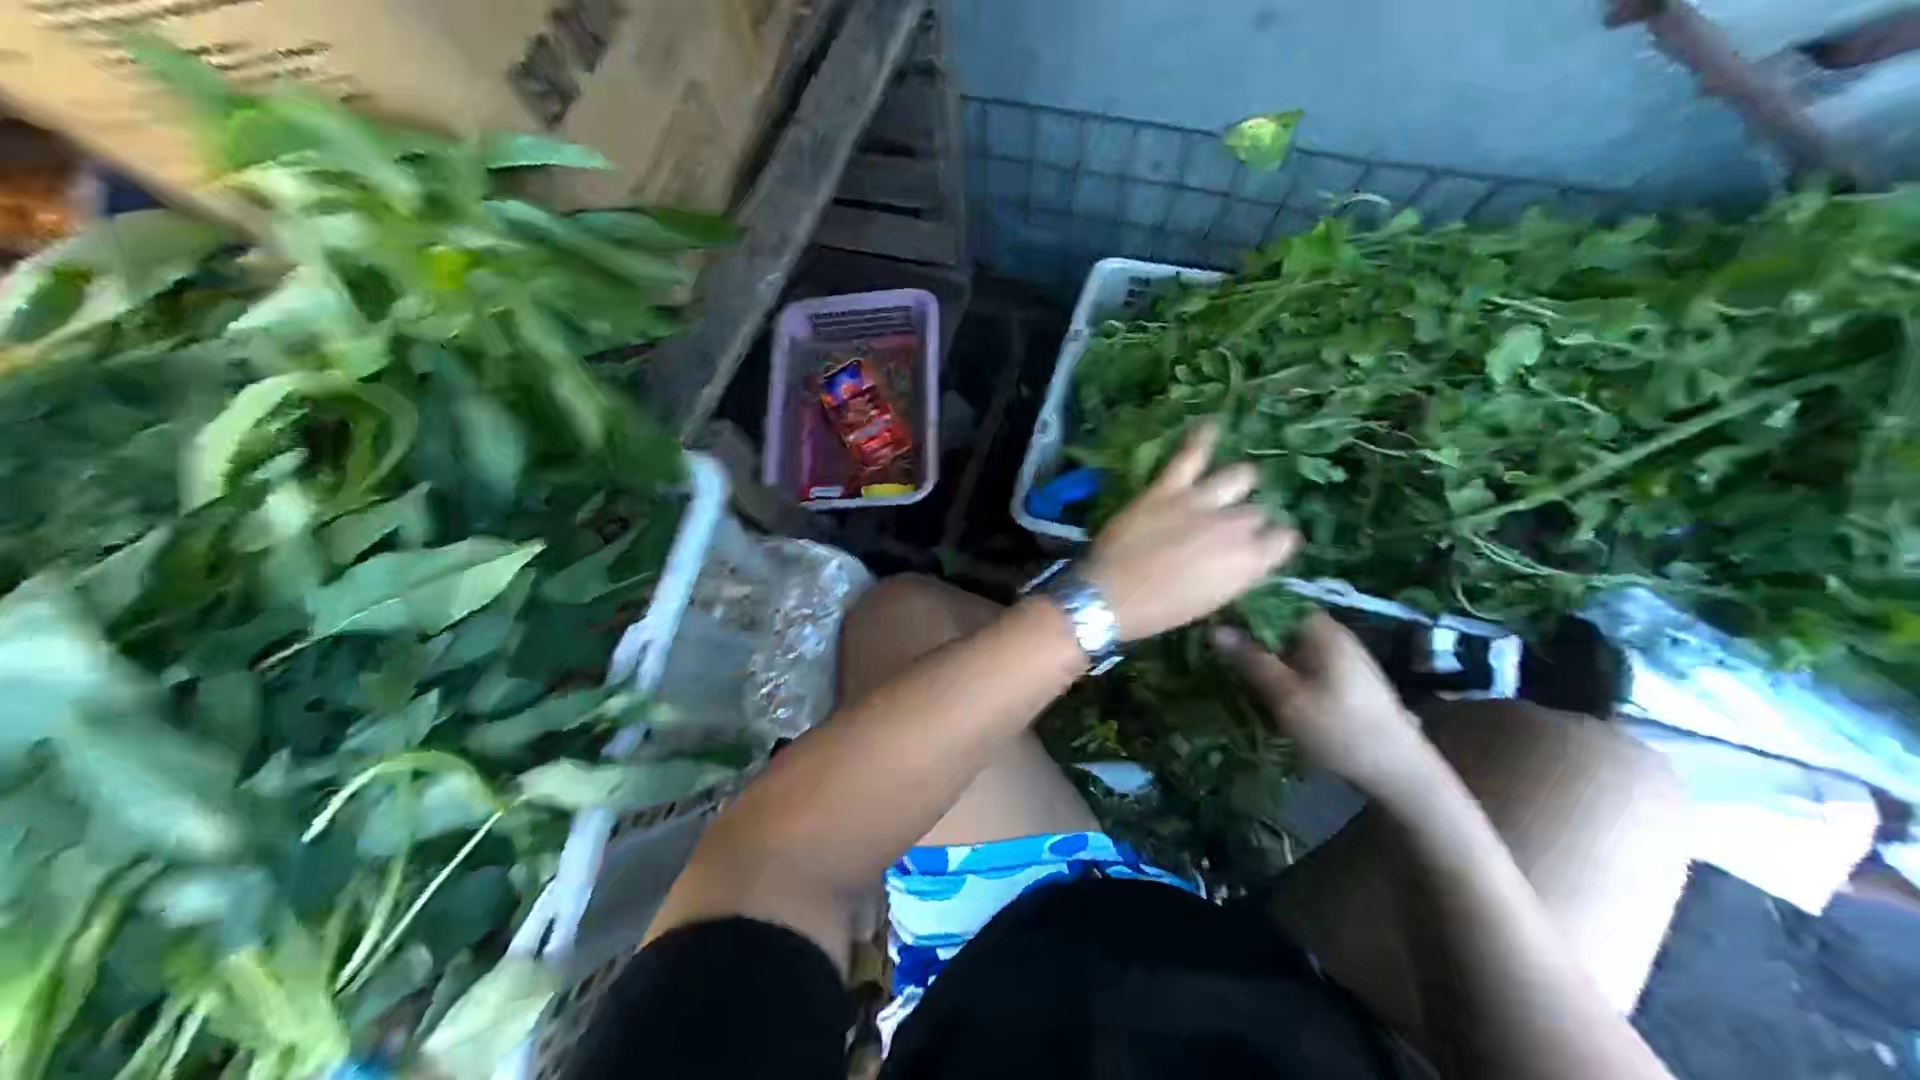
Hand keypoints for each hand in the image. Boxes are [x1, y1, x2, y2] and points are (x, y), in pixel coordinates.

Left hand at [1083, 421, 1298, 640]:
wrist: (1110, 597)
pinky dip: (1202, 438)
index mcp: (1249, 562)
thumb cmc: (1160, 611)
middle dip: (1248, 516)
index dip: (1274, 540)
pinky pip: (1190, 455)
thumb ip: (1235, 573)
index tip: (1263, 542)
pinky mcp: (1168, 488)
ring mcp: (1201, 502)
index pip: (1284, 539)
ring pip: (1238, 476)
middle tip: (1229, 524)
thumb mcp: (1212, 600)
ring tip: (1232, 483)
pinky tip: (1210, 425)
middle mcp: (1234, 527)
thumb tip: (1242, 559)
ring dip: (1237, 481)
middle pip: (1256, 510)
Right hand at [1212, 612, 1435, 794]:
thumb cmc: (1340, 730)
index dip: (1241, 610)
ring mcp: (1344, 659)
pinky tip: (1268, 693)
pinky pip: (1303, 664)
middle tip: (1218, 654)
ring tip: (1236, 675)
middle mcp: (1335, 637)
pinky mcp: (1346, 681)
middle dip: (1250, 637)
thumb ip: (1251, 660)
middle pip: (1281, 624)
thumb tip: (1215, 629)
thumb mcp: (1287, 697)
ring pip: (1290, 647)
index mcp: (1322, 631)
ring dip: (1264, 658)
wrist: (1400, 774)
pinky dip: (1282, 672)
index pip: (1274, 602)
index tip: (1212, 625)